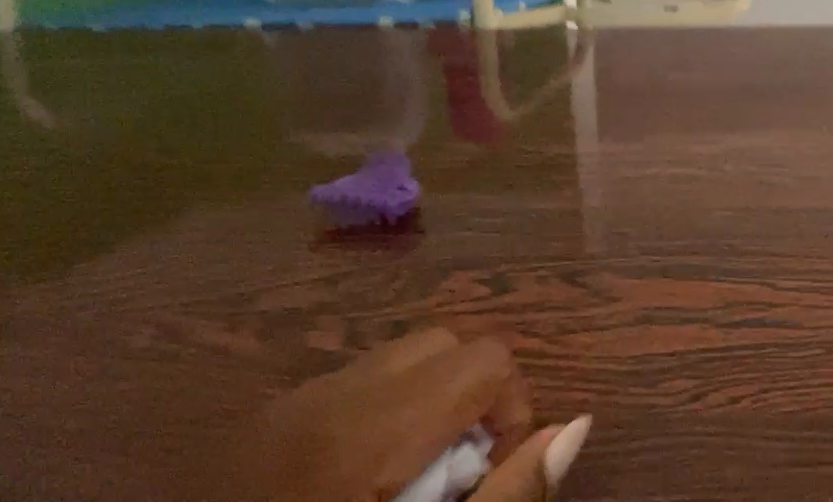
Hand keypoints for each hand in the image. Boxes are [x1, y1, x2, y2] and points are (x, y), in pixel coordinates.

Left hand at [235, 328, 590, 501]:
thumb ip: (509, 493)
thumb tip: (577, 425)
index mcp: (367, 430)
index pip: (486, 358)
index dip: (512, 409)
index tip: (493, 476)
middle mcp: (324, 399)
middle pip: (443, 346)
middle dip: (472, 397)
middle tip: (457, 478)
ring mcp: (282, 409)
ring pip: (394, 363)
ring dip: (426, 404)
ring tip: (408, 484)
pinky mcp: (254, 429)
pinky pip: (346, 387)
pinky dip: (378, 415)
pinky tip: (355, 484)